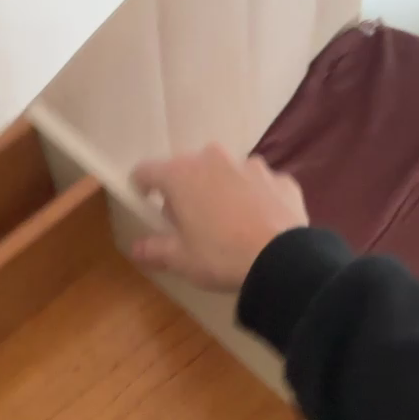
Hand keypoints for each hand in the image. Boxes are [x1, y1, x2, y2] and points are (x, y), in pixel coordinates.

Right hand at [130, 145, 308, 290]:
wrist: (282, 260)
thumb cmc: (220, 256)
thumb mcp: (181, 259)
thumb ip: (155, 249)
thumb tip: (136, 248)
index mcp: (181, 174)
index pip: (147, 171)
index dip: (141, 187)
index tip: (144, 203)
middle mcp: (214, 158)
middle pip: (188, 171)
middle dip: (185, 194)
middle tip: (190, 226)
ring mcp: (250, 165)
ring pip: (226, 175)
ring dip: (221, 194)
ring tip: (228, 227)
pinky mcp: (280, 179)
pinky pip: (258, 187)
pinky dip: (253, 201)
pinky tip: (258, 227)